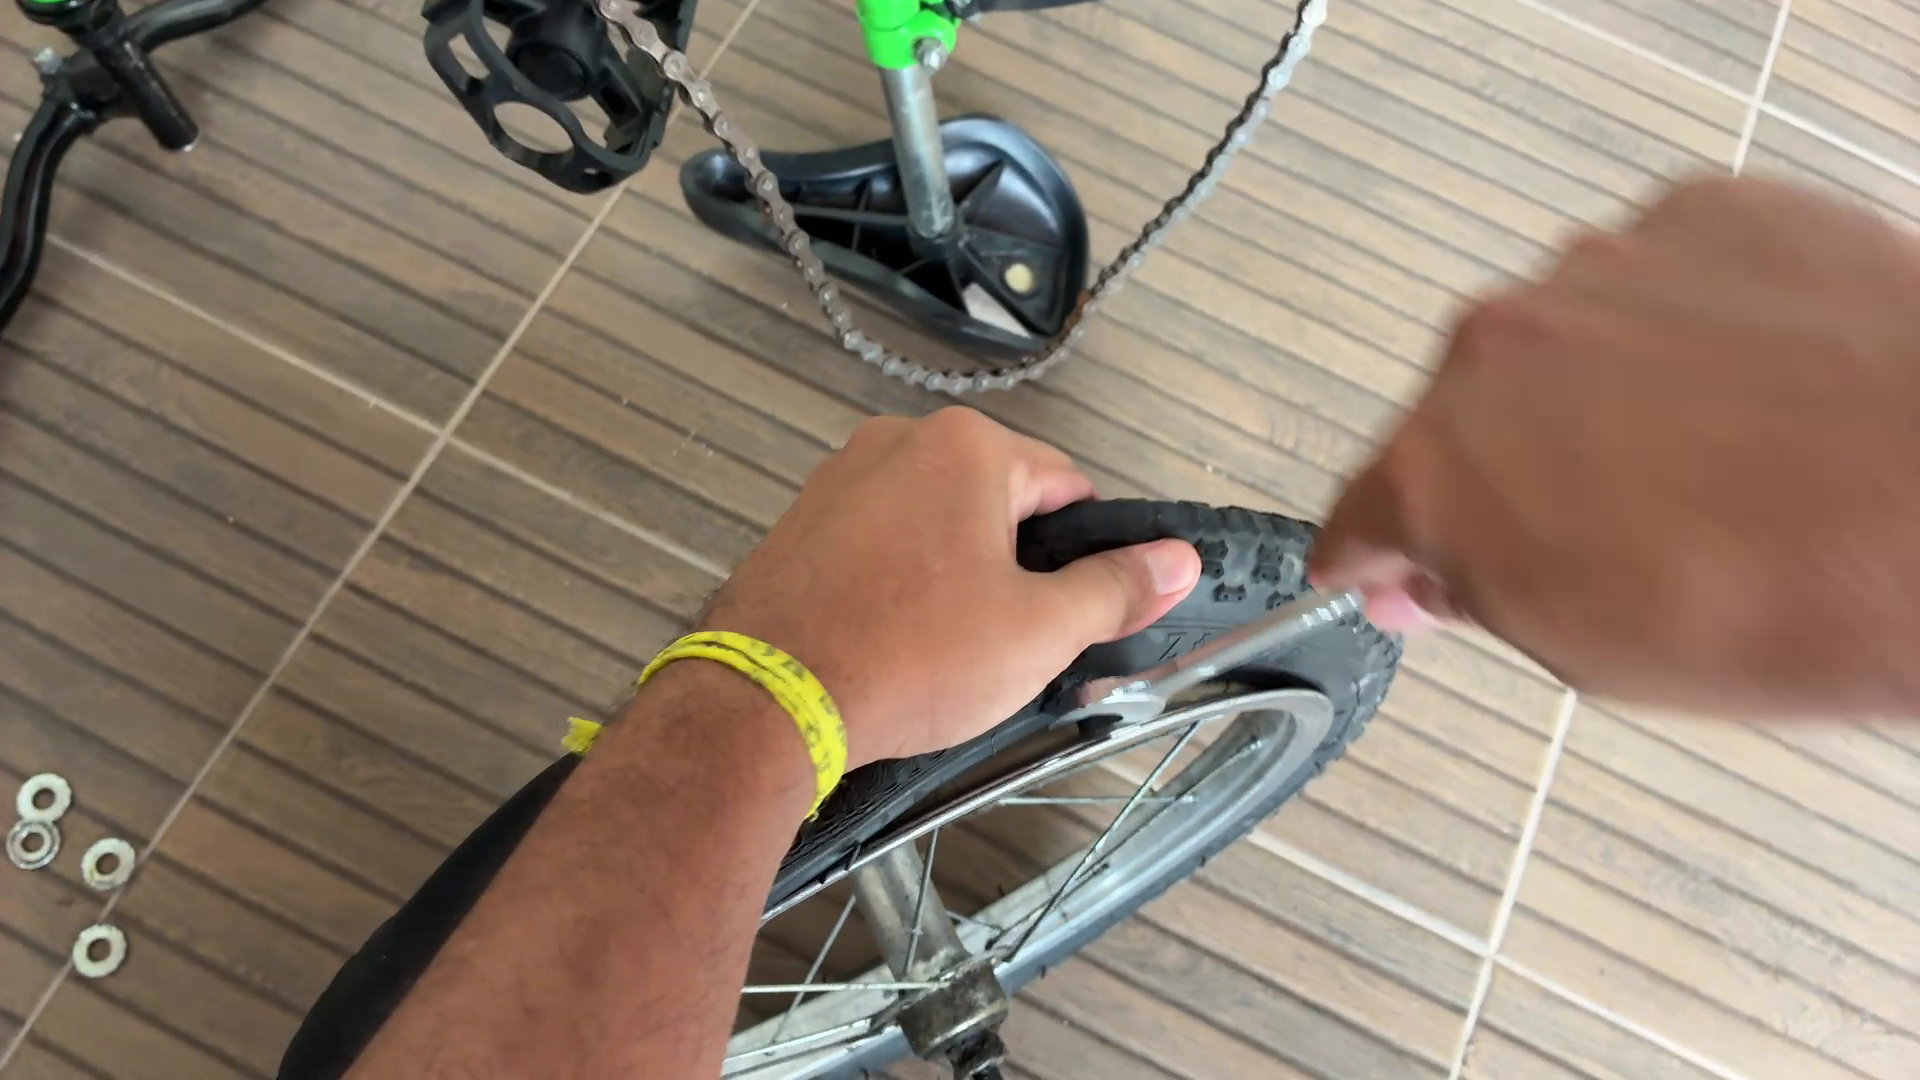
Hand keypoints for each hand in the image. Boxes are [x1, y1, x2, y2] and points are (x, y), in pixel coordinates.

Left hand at [700, 407, 1201, 767]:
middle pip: (997, 500)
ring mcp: (841, 477)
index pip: (1065, 484)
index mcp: (967, 447)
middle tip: (1004, 633)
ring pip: (936, 519)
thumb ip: (1115, 587)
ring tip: (943, 639)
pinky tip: (892, 629)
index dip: (1084, 548)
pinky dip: (900, 574)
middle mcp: (899, 441)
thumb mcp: (1038, 630)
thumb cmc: (910, 655)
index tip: (1069, 603)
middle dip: (1015, 560)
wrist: (769, 700)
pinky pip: (880, 537)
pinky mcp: (803, 519)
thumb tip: (1177, 559)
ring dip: (956, 569)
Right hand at [1311, 176, 1919, 718]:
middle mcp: (1474, 359)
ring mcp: (1584, 276)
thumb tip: (1411, 580)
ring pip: (1533, 351)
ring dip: (1566, 397)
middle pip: (1441, 430)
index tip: (1383, 575)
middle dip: (1480, 478)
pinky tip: (1736, 372)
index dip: (1366, 559)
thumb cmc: (1776, 601)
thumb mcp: (1572, 644)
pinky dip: (1661, 328)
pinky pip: (1638, 283)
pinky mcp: (1696, 218)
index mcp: (1426, 472)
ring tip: (1681, 442)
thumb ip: (1463, 596)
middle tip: (1574, 521)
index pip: (1350, 523)